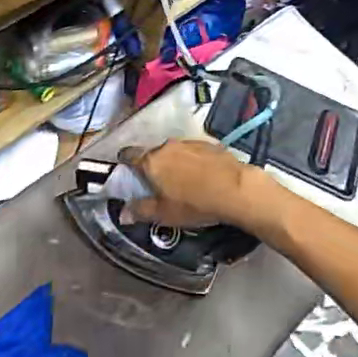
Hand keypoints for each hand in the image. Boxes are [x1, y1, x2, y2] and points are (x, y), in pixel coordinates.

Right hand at [124, 139, 277, 231]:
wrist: (235, 188)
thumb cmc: (193, 203)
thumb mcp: (163, 214)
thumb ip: (140, 210)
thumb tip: (122, 213)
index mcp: (152, 160)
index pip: (130, 155)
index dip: (125, 162)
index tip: (126, 171)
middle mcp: (169, 146)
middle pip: (154, 153)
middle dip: (152, 165)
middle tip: (155, 182)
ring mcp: (191, 143)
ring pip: (175, 151)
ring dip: (174, 162)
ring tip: (180, 179)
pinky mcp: (211, 144)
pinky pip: (194, 152)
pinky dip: (192, 161)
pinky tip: (200, 175)